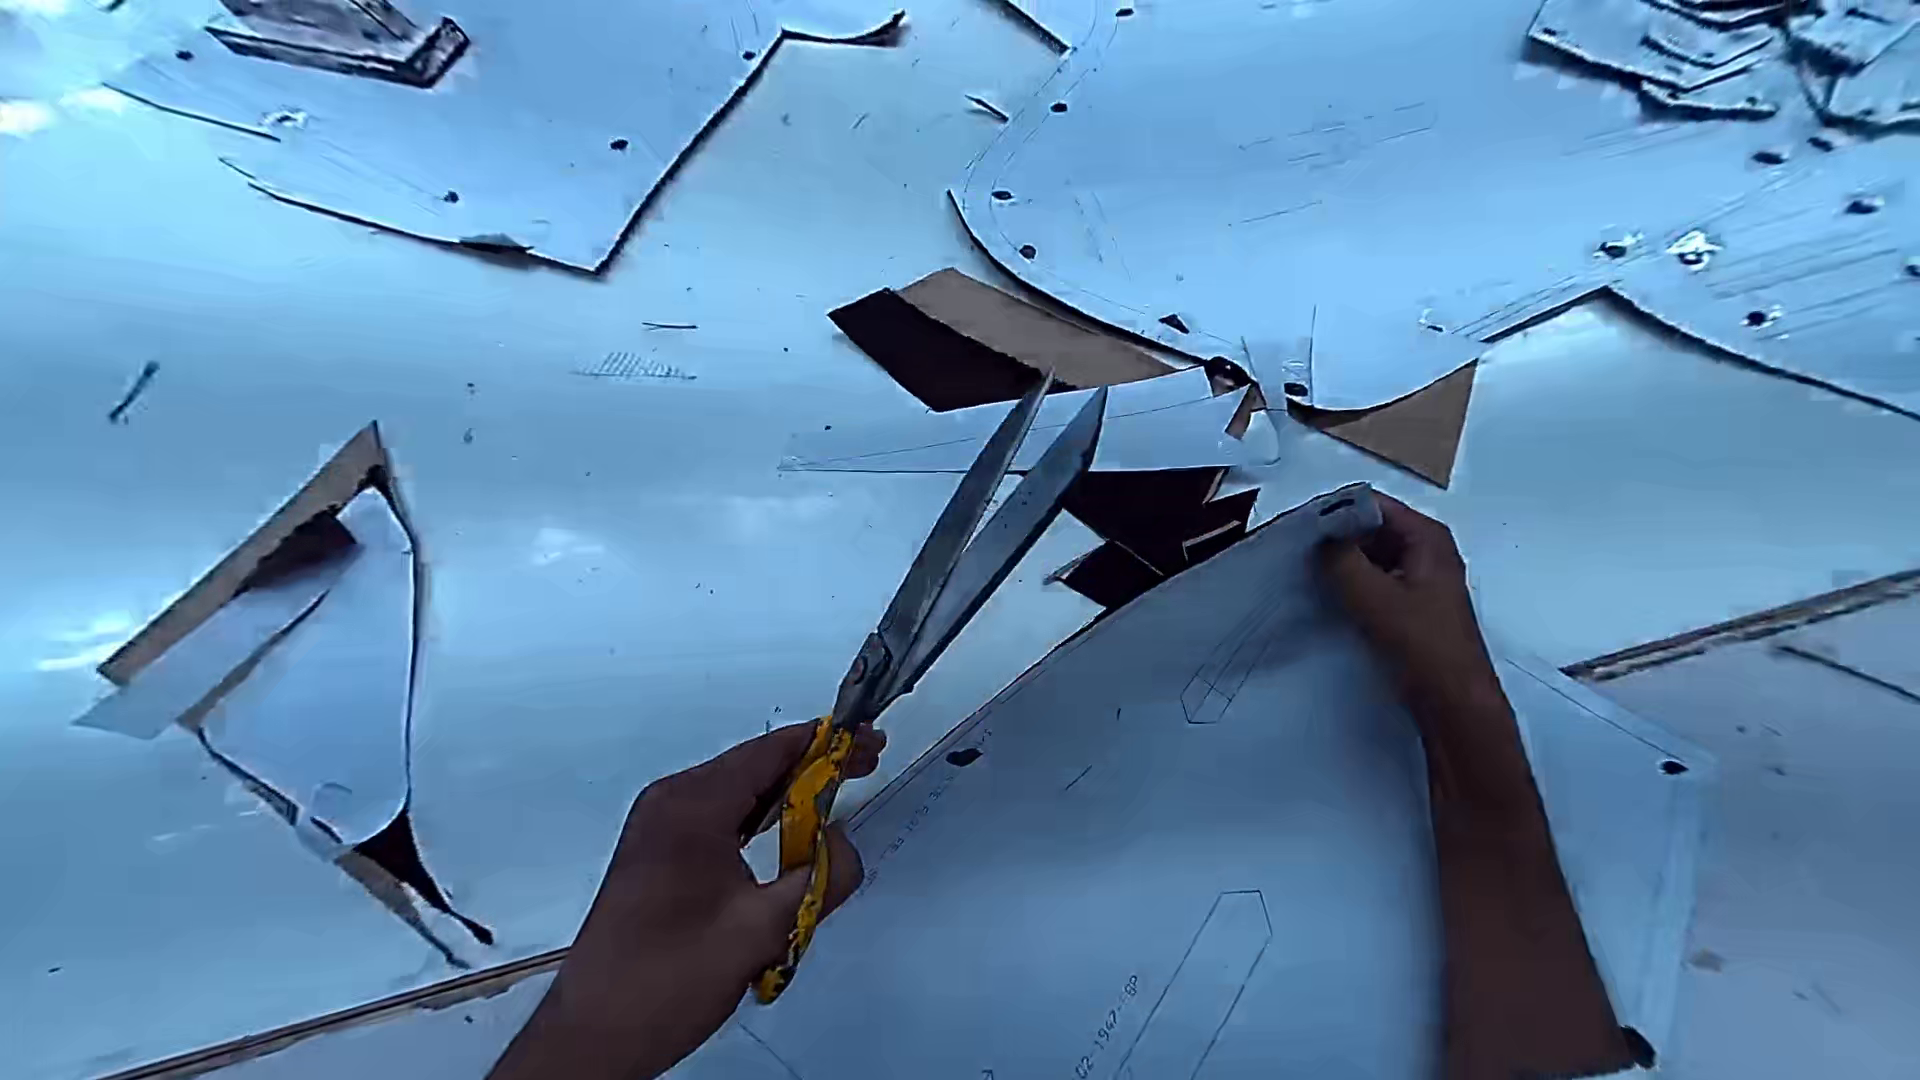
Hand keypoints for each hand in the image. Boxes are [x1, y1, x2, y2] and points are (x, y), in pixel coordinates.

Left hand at [488, 722, 884, 1079]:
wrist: (588, 1041)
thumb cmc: (671, 978)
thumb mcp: (759, 931)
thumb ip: (819, 879)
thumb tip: (849, 846)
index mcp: (694, 804)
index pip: (772, 751)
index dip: (828, 742)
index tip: (870, 742)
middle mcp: (675, 798)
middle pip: (758, 764)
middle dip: (816, 763)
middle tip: (868, 764)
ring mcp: (664, 820)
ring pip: (742, 787)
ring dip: (792, 787)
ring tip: (841, 789)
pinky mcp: (662, 844)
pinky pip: (724, 810)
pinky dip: (764, 811)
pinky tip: (792, 824)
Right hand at [1316, 493, 1503, 729]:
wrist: (1452, 700)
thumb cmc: (1421, 643)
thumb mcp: (1372, 596)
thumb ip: (1340, 559)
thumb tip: (1317, 538)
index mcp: (1426, 537)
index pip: (1370, 503)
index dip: (1331, 511)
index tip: (1294, 527)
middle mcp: (1424, 549)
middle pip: (1367, 526)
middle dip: (1330, 536)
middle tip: (1290, 550)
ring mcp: (1415, 575)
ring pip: (1365, 552)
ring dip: (1335, 560)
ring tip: (1298, 569)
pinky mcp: (1405, 600)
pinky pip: (1368, 576)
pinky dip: (1345, 580)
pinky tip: (1318, 591)